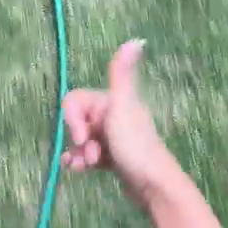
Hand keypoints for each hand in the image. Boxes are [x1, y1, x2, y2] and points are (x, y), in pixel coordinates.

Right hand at [61, 39, 178, 202]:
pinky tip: (78, 170)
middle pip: (78, 120)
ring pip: (82, 139)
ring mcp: (113, 137)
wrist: (154, 187)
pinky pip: (89, 154)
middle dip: (77, 138)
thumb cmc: (136, 146)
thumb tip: (138, 40)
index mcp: (113, 101)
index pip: (76, 101)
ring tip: (85, 167)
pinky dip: (81, 160)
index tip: (81, 136)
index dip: (72, 118)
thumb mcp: (123, 107)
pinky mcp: (113, 158)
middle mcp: (113, 115)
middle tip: (90, 155)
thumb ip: (122, 74)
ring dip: (78, 152)